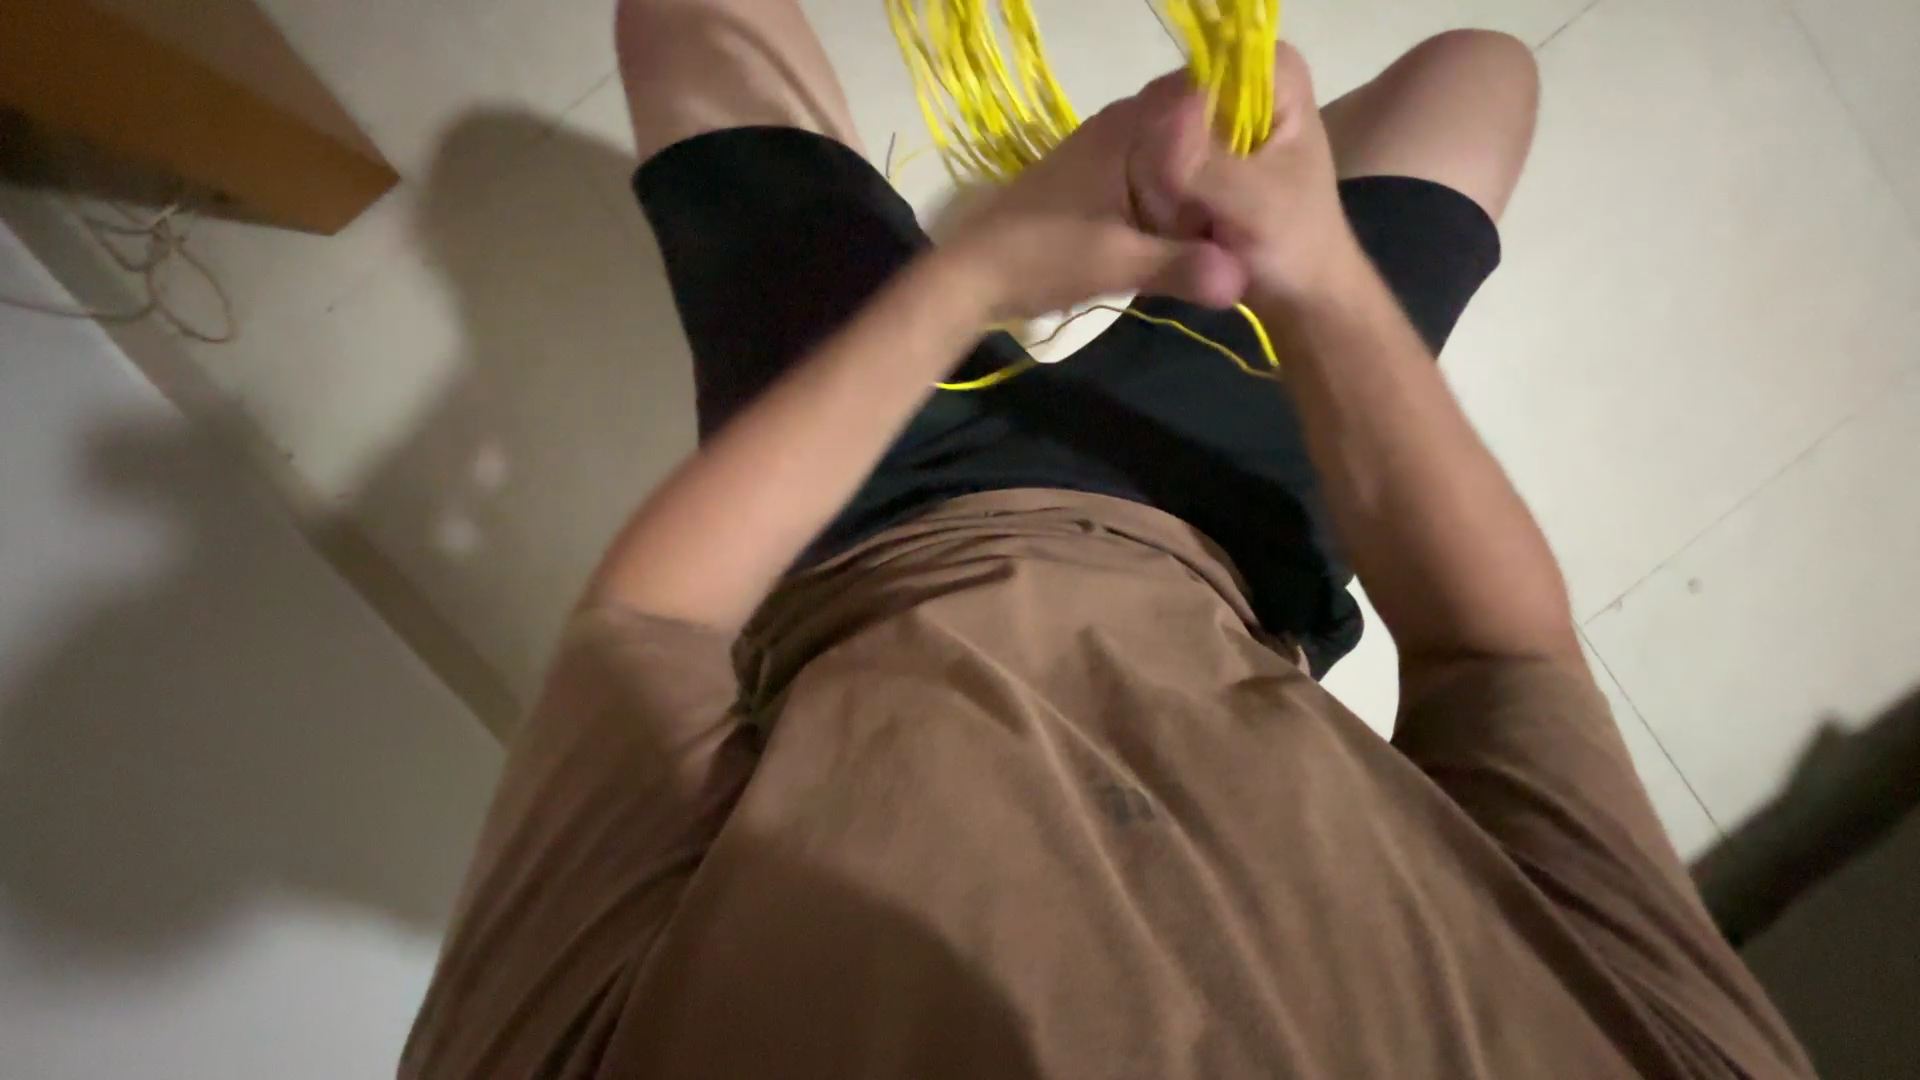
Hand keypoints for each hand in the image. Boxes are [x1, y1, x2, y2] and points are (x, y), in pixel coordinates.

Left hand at [938, 74, 1247, 322]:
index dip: (1239, 118)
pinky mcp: (1085, 185)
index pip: (1202, 92)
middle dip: (1219, 161)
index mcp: (1127, 127)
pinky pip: (1140, 181)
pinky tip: (1178, 232)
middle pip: (1188, 128)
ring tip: (1226, 219)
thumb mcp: (1117, 265)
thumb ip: (1181, 267)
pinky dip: (1161, 201)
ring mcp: (1096, 156)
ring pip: (1163, 157)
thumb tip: (1241, 280)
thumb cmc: (1041, 257)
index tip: (1268, 160)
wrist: (971, 277)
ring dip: (1190, 186)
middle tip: (1253, 200)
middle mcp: (1114, 129)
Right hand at [1130, 45, 1368, 307]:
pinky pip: (1159, 172)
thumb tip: (1152, 129)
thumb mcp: (1249, 202)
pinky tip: (1174, 229)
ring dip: (1161, 189)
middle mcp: (1246, 93)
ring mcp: (1221, 133)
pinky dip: (1161, 202)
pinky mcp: (1203, 168)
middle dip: (1167, 162)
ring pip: (1159, 144)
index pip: (1200, 72)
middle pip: (1173, 107)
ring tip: (1185, 226)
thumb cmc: (1291, 246)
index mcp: (1275, 79)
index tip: (1175, 170)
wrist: (1299, 296)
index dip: (1178, 118)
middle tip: (1185, 211)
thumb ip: (1200, 162)